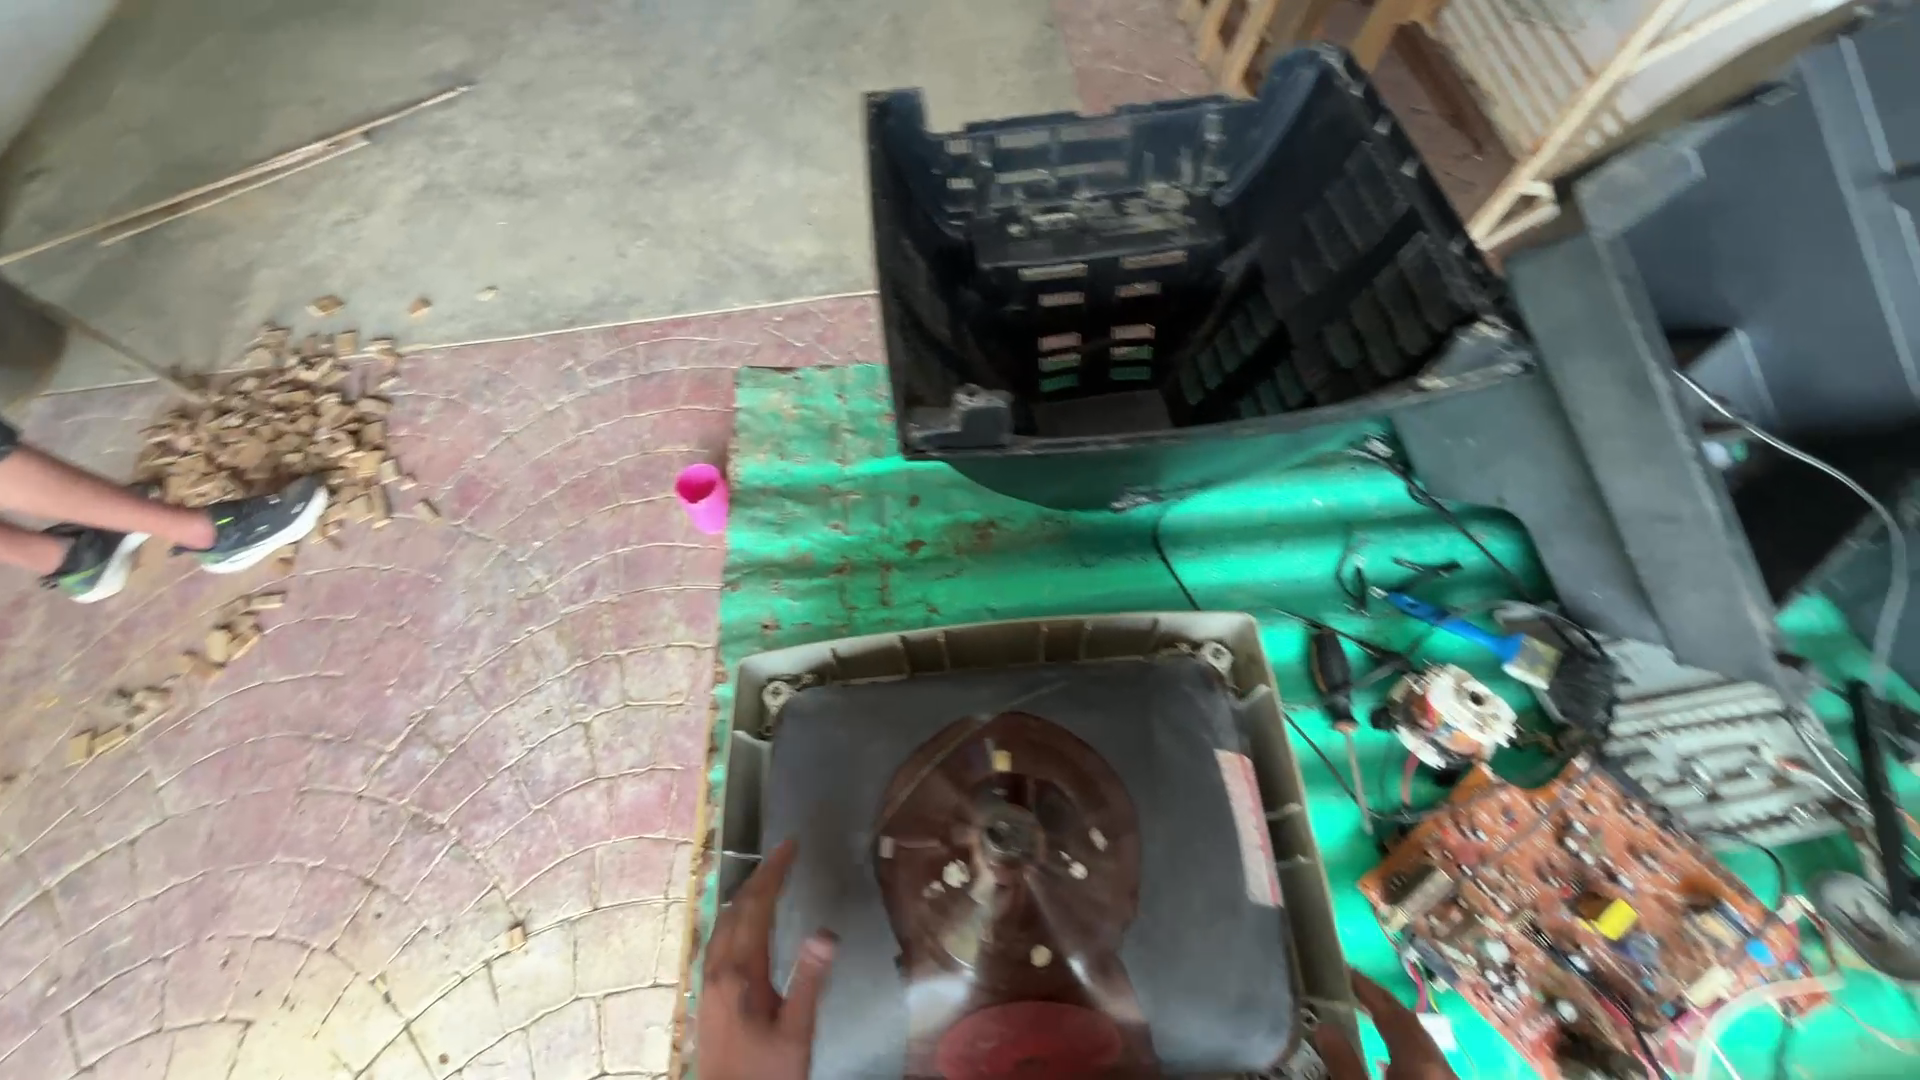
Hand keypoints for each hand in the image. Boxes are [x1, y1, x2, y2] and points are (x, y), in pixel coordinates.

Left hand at [697, 839, 837, 1079]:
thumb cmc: (768, 1074)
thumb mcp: (797, 1032)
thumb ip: (809, 981)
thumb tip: (826, 932)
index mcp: (738, 971)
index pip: (756, 906)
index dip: (774, 871)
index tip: (791, 844)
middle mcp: (717, 969)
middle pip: (736, 908)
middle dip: (760, 876)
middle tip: (785, 854)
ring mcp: (708, 983)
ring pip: (723, 923)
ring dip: (746, 894)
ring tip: (769, 878)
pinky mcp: (707, 996)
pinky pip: (719, 938)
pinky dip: (736, 916)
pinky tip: (746, 923)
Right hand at [1314, 970, 1458, 1079]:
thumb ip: (1345, 1063)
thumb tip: (1323, 1026)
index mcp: (1418, 1059)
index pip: (1391, 1012)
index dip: (1367, 988)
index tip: (1344, 968)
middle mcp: (1438, 1063)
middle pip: (1409, 1021)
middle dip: (1381, 999)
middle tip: (1352, 982)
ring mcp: (1446, 1077)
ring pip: (1420, 1039)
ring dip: (1394, 1020)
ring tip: (1368, 1009)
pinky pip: (1425, 1055)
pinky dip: (1404, 1041)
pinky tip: (1390, 1052)